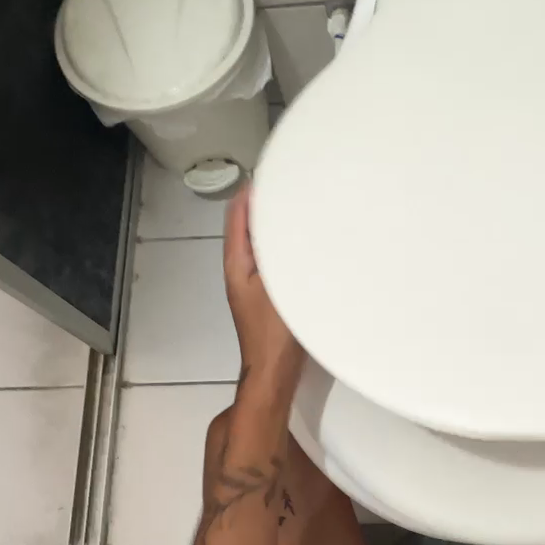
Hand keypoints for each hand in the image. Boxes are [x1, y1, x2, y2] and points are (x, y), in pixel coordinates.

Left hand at [224, 187, 303, 389]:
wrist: (274, 373)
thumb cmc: (275, 332)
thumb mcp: (280, 286)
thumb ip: (282, 252)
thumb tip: (288, 219)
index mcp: (237, 262)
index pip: (238, 214)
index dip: (252, 191)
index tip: (277, 170)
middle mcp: (241, 268)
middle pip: (248, 225)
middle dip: (266, 204)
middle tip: (296, 183)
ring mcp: (253, 283)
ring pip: (262, 243)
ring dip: (277, 225)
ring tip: (304, 206)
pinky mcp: (268, 295)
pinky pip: (274, 259)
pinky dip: (286, 245)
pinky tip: (307, 244)